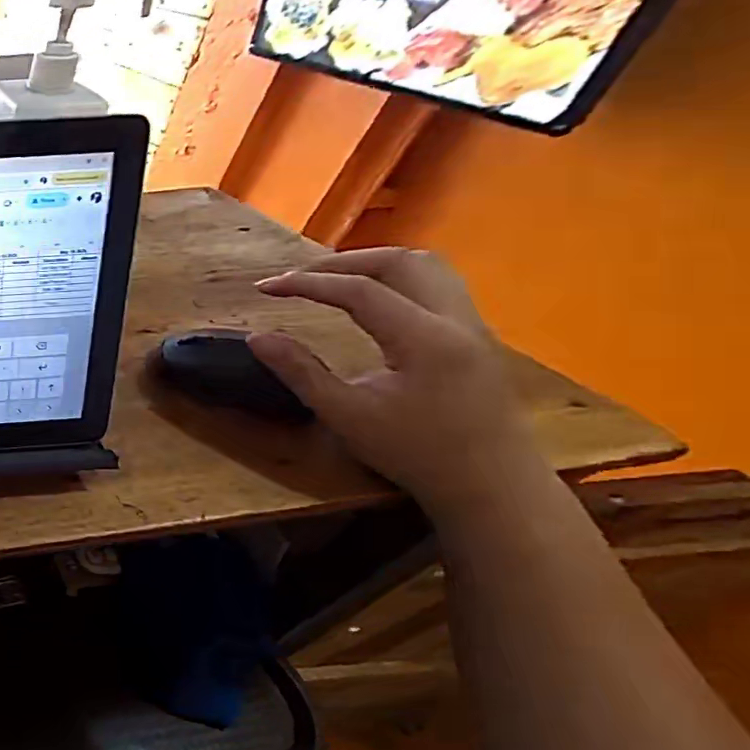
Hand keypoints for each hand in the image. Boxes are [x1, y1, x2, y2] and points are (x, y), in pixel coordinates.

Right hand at [246, 248, 541, 508]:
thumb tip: (256, 338)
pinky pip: (436, 285)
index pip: (359, 290)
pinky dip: (394, 279)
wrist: (492, 487)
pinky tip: (370, 299)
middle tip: (296, 278)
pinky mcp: (475, 337)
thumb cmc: (416, 454)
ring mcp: (472, 326)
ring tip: (330, 279)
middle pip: (399, 262)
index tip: (264, 289)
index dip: (307, 283)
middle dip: (341, 263)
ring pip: (425, 267)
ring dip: (372, 264)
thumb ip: (301, 372)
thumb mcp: (346, 416)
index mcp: (424, 338)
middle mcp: (455, 320)